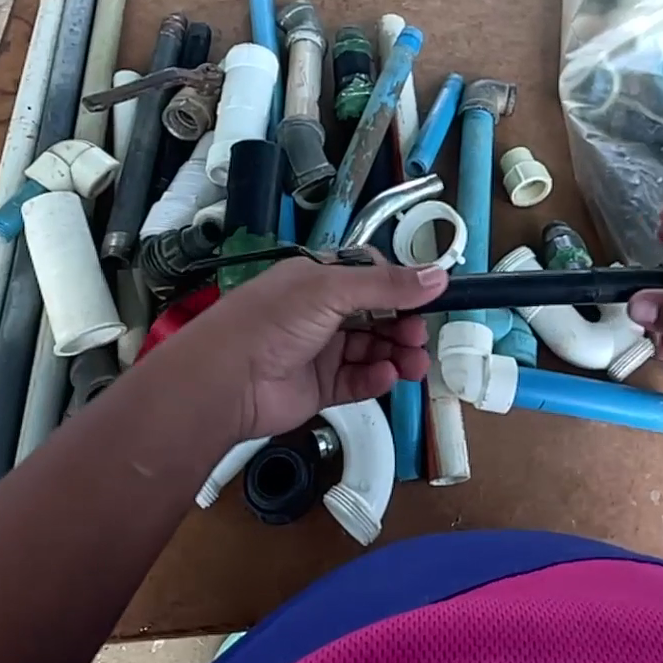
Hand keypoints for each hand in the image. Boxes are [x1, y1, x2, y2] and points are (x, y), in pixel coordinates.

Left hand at [155, 257, 444, 439]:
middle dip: (404, 325)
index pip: (372, 276)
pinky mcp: (320, 386)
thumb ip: (387, 286)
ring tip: (416, 363)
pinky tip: (387, 377)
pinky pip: (358, 380)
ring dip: (398, 353)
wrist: (223, 383)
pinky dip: (376, 379)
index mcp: (320, 279)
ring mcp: (321, 350)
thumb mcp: (331, 290)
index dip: (400, 287)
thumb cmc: (271, 321)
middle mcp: (322, 312)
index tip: (428, 298)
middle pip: (377, 315)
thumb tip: (438, 276)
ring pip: (373, 349)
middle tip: (421, 337)